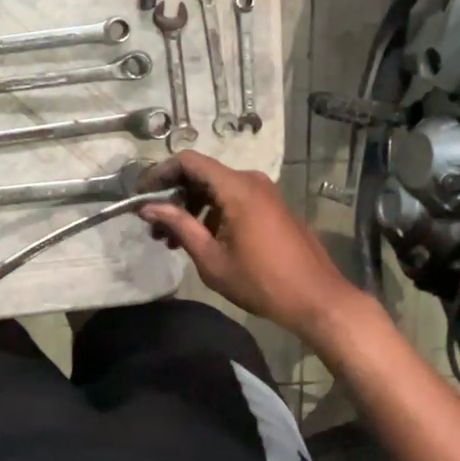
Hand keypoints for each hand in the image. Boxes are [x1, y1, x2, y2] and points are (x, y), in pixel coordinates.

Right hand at [141, 151, 361, 338]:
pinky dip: (212, 212)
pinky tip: (202, 240)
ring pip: (216, 187)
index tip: (141, 194)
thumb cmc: (262, 282)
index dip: (160, 173)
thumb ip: (179, 226)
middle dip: (173, 195)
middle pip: (201, 173)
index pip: (188, 161)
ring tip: (173, 239)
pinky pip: (234, 197)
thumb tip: (148, 207)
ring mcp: (265, 192)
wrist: (319, 300)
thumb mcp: (211, 258)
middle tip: (154, 224)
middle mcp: (250, 180)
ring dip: (192, 207)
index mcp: (236, 187)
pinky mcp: (272, 206)